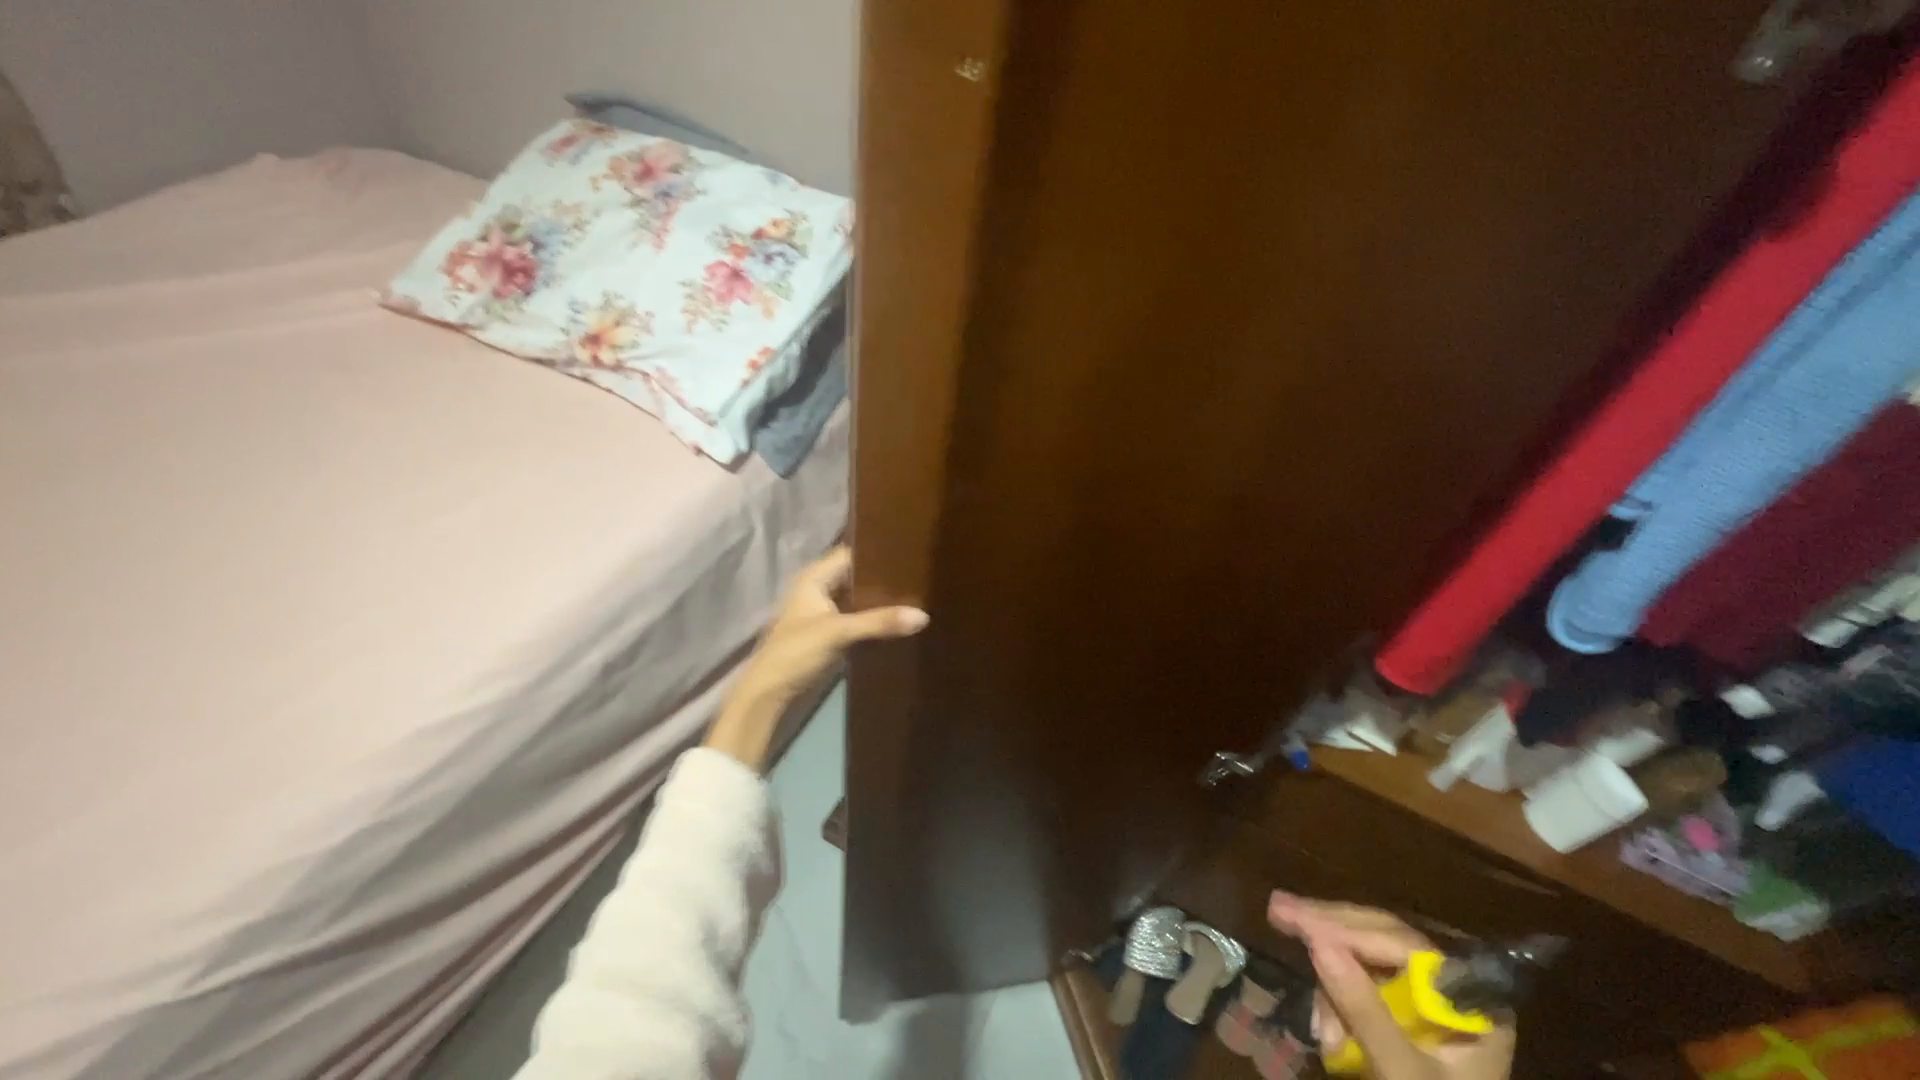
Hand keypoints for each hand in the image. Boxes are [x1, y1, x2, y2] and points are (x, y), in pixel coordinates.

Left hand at [704, 546, 928, 770]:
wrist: (770, 695)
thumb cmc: (795, 652)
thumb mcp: (838, 632)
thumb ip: (879, 622)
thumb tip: (924, 615)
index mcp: (815, 578)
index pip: (851, 553)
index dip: (878, 550)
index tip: (912, 549)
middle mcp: (820, 590)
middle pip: (858, 576)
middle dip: (886, 578)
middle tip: (923, 575)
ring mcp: (826, 614)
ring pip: (861, 600)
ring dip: (883, 601)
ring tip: (921, 595)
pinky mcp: (832, 636)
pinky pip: (860, 620)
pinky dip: (877, 621)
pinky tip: (903, 622)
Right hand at [1268, 893, 1515, 1079]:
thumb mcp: (1402, 1076)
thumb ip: (1364, 1011)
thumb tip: (1316, 943)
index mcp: (1472, 1000)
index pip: (1404, 944)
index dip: (1348, 927)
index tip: (1295, 915)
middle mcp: (1454, 989)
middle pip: (1385, 940)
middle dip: (1330, 931)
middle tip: (1276, 910)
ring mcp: (1428, 1003)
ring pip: (1368, 961)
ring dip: (1334, 987)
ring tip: (1324, 1036)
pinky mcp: (1406, 1019)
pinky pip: (1364, 990)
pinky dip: (1339, 1005)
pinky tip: (1329, 1038)